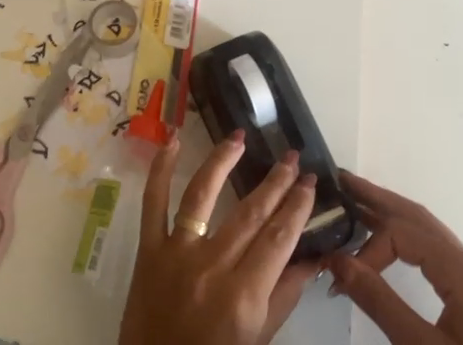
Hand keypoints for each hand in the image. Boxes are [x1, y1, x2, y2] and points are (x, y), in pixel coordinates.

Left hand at [118, 129, 321, 344]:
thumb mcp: (258, 337)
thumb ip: (284, 295)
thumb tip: (314, 257)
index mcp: (244, 295)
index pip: (279, 239)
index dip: (298, 207)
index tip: (312, 182)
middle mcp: (211, 267)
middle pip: (249, 214)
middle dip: (275, 182)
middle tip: (292, 157)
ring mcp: (176, 253)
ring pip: (202, 196)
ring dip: (223, 162)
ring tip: (238, 138)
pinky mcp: (148, 249)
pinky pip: (153, 203)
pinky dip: (160, 170)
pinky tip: (173, 141)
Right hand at [326, 172, 462, 343]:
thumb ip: (380, 302)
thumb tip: (336, 260)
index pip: (402, 234)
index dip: (368, 249)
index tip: (344, 278)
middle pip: (419, 217)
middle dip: (378, 198)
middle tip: (341, 182)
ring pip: (431, 233)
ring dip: (394, 215)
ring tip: (358, 204)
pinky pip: (440, 253)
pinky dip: (410, 238)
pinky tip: (395, 246)